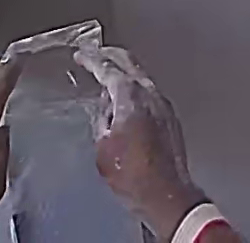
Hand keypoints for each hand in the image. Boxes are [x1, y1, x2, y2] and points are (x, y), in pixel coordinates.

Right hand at [76, 46, 208, 239]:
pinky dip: (134, 88)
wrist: (168, 197)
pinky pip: (148, 91)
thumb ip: (101, 120)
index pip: (106, 67)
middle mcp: (148, 91)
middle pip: (127, 61)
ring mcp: (162, 102)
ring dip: (123, 71)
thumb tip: (106, 110)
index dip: (90, 59)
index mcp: (129, 94)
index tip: (80, 54)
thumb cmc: (133, 175)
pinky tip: (127, 100)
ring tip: (109, 77)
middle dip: (109, 54)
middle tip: (95, 53)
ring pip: (139, 75)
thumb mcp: (103, 148)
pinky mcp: (170, 116)